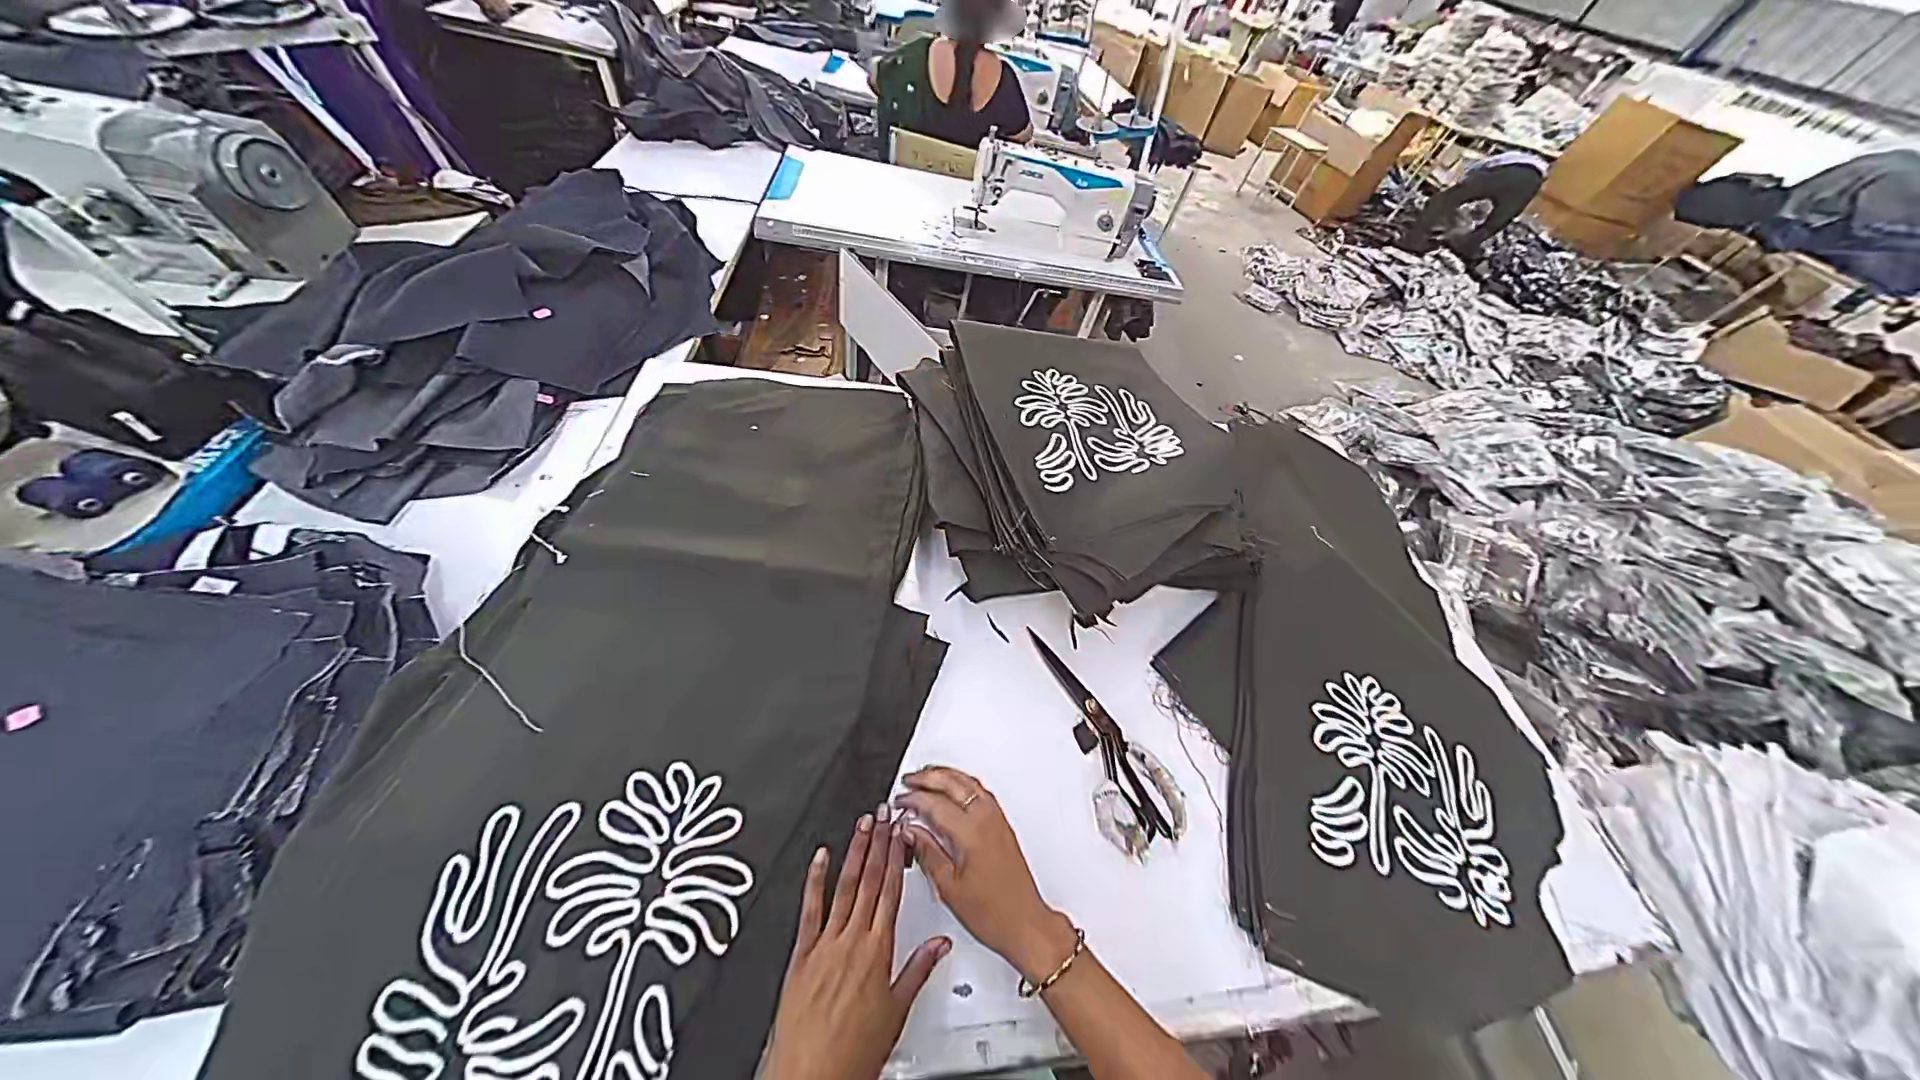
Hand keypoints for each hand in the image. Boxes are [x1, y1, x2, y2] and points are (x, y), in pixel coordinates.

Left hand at [763, 810, 950, 1079]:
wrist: (810, 1079)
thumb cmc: (852, 1054)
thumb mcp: (896, 1012)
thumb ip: (918, 970)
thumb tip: (939, 944)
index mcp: (878, 952)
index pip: (892, 891)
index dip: (897, 858)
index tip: (901, 833)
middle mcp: (852, 941)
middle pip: (871, 882)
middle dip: (879, 844)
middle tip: (884, 815)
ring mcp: (825, 944)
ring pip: (845, 887)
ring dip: (855, 853)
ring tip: (862, 825)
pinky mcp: (802, 954)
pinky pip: (810, 910)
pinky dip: (815, 881)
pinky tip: (819, 857)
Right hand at [895, 767, 1078, 984]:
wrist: (1025, 923)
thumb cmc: (993, 913)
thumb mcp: (948, 887)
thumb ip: (926, 852)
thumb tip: (909, 831)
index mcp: (971, 832)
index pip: (934, 803)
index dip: (912, 800)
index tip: (899, 802)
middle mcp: (986, 819)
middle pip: (952, 782)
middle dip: (927, 777)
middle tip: (908, 781)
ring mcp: (996, 818)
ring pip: (967, 782)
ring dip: (945, 775)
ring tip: (926, 777)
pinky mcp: (1002, 823)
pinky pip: (978, 790)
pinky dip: (961, 782)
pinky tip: (953, 787)